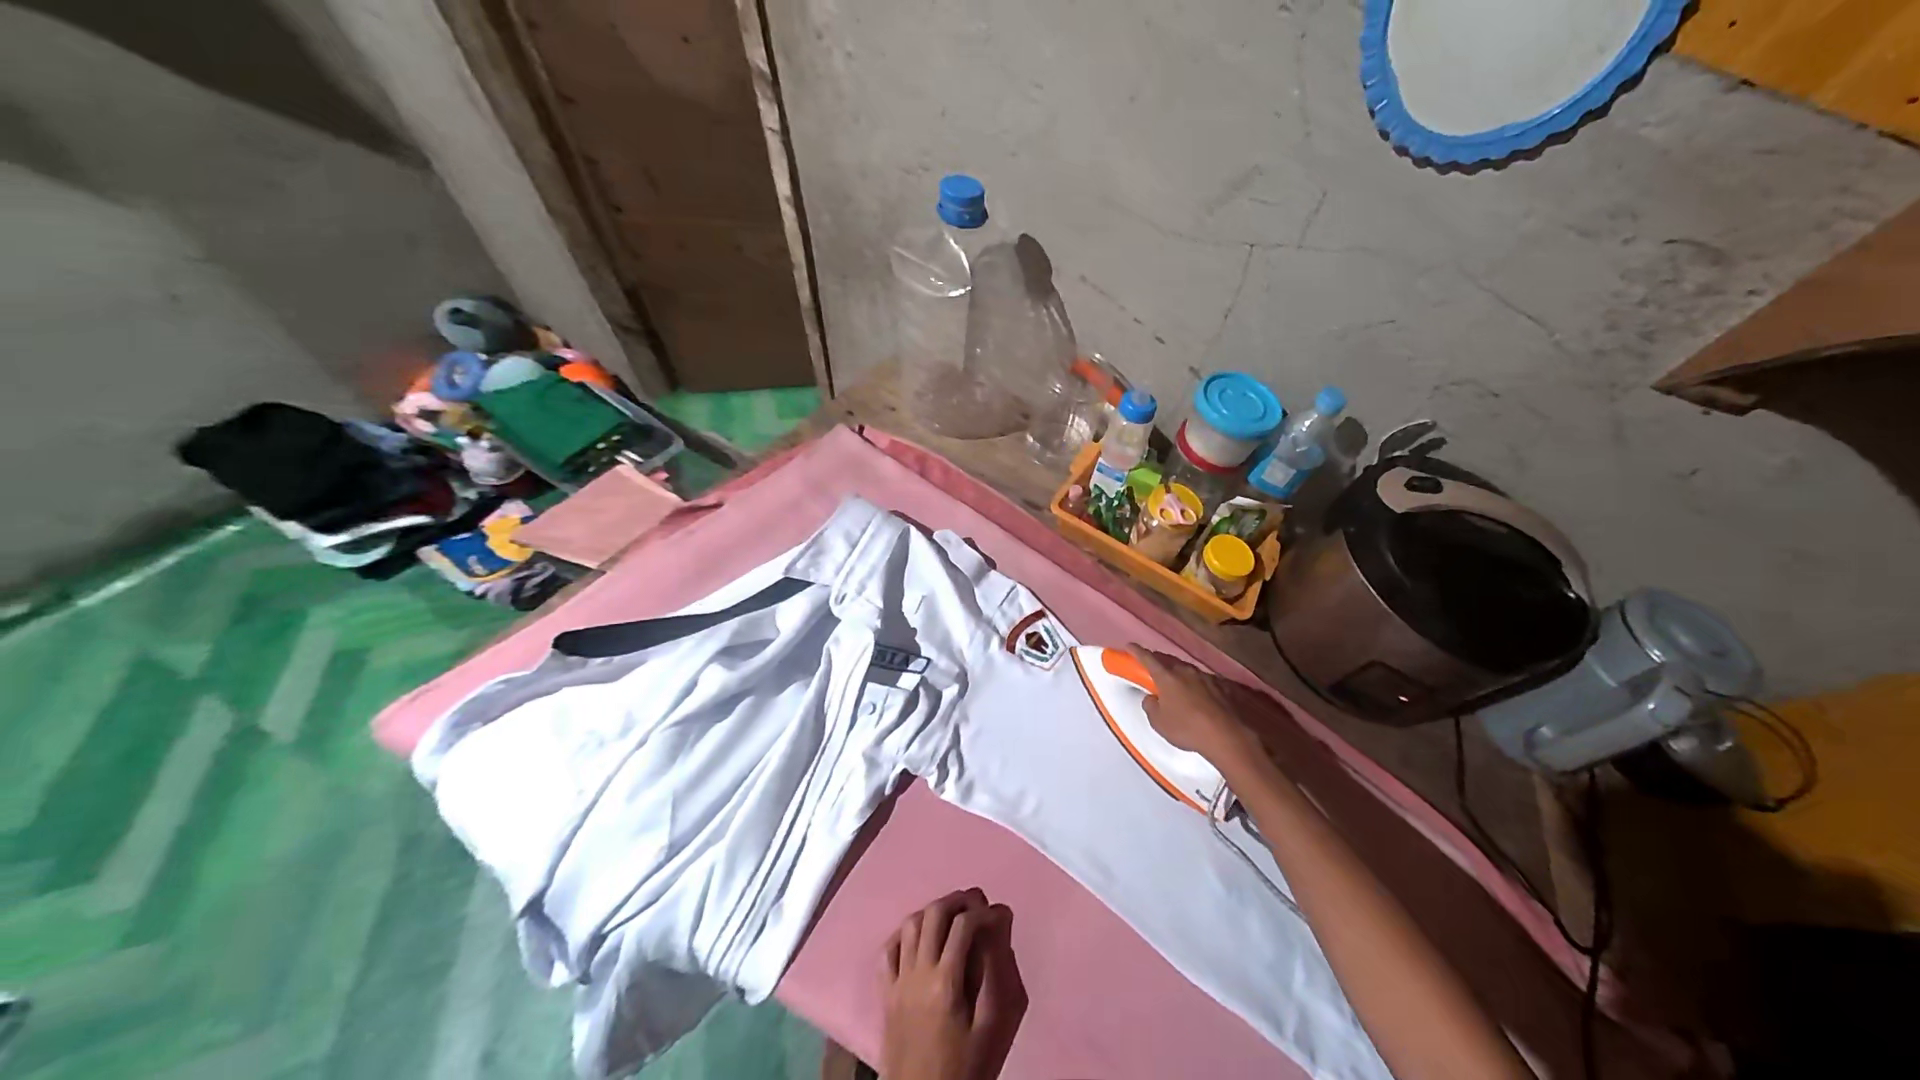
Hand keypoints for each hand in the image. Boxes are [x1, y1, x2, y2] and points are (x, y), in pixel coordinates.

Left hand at [881, 888, 1026, 1079]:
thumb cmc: (966, 1069)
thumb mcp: (992, 1028)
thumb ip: (997, 976)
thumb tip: (1001, 932)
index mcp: (946, 982)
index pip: (964, 925)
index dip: (986, 912)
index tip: (1001, 913)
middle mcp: (917, 973)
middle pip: (933, 914)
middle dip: (958, 900)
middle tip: (977, 901)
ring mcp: (897, 981)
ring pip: (909, 925)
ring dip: (932, 910)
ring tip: (952, 913)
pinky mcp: (885, 994)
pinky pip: (888, 950)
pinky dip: (904, 933)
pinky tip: (919, 935)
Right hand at [1133, 647, 1261, 769]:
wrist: (1228, 735)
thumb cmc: (1188, 728)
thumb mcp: (1159, 722)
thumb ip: (1151, 706)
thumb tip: (1152, 698)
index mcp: (1167, 676)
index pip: (1147, 658)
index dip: (1136, 651)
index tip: (1129, 646)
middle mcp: (1186, 671)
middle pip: (1168, 660)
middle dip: (1158, 660)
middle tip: (1151, 665)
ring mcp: (1206, 677)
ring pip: (1187, 669)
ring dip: (1178, 672)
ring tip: (1175, 681)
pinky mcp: (1223, 686)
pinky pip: (1203, 680)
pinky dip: (1195, 683)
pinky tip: (1198, 694)